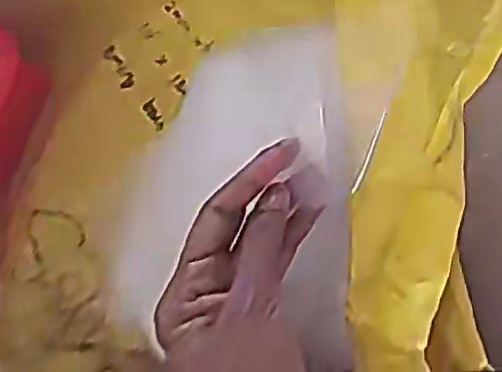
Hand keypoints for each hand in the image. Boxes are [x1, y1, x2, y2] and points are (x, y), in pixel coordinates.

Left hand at [159, 141, 324, 371]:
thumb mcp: (249, 307)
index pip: (216, 217)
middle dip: (268, 188)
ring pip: (262, 234)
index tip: (284, 152)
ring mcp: (237, 294)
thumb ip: (260, 247)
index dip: (249, 180)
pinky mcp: (264, 302)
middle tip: (301, 158)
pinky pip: (278, 252)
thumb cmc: (244, 369)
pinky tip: (314, 209)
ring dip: (287, 204)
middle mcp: (208, 287)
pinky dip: (296, 228)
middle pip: (237, 222)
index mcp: (187, 291)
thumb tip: (275, 191)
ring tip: (313, 177)